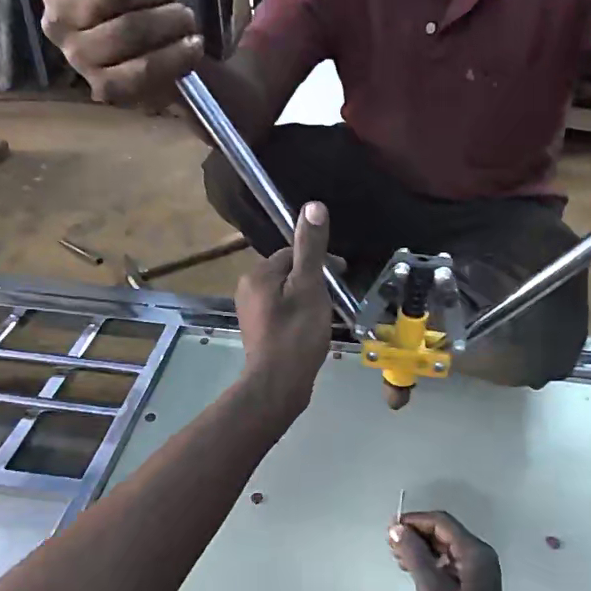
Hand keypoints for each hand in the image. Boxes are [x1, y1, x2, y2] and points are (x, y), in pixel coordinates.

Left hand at [235, 202, 333, 417]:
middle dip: (314, 281)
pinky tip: (313, 331)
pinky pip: (283, 313)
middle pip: (289, 273)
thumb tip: (313, 206)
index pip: (293, 254)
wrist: (278, 384)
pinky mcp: (259, 332)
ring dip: (309, 299)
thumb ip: (311, 248)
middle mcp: (248, 289)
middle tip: (336, 300)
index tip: (342, 276)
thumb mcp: (309, 287)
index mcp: (258, 274)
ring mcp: (251, 312)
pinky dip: (300, 316)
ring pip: (287, 294)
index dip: (320, 262)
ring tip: (327, 316)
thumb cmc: (296, 333)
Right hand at [388, 510, 515, 590]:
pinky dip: (431, 562)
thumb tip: (397, 529)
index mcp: (475, 552)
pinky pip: (450, 562)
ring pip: (446, 547)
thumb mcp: (431, 589)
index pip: (442, 522)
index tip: (391, 529)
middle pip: (445, 532)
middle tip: (390, 544)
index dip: (415, 521)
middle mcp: (480, 555)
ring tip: (397, 557)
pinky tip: (413, 570)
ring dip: (422, 548)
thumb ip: (414, 555)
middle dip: (417, 534)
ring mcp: (478, 570)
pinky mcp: (474, 583)